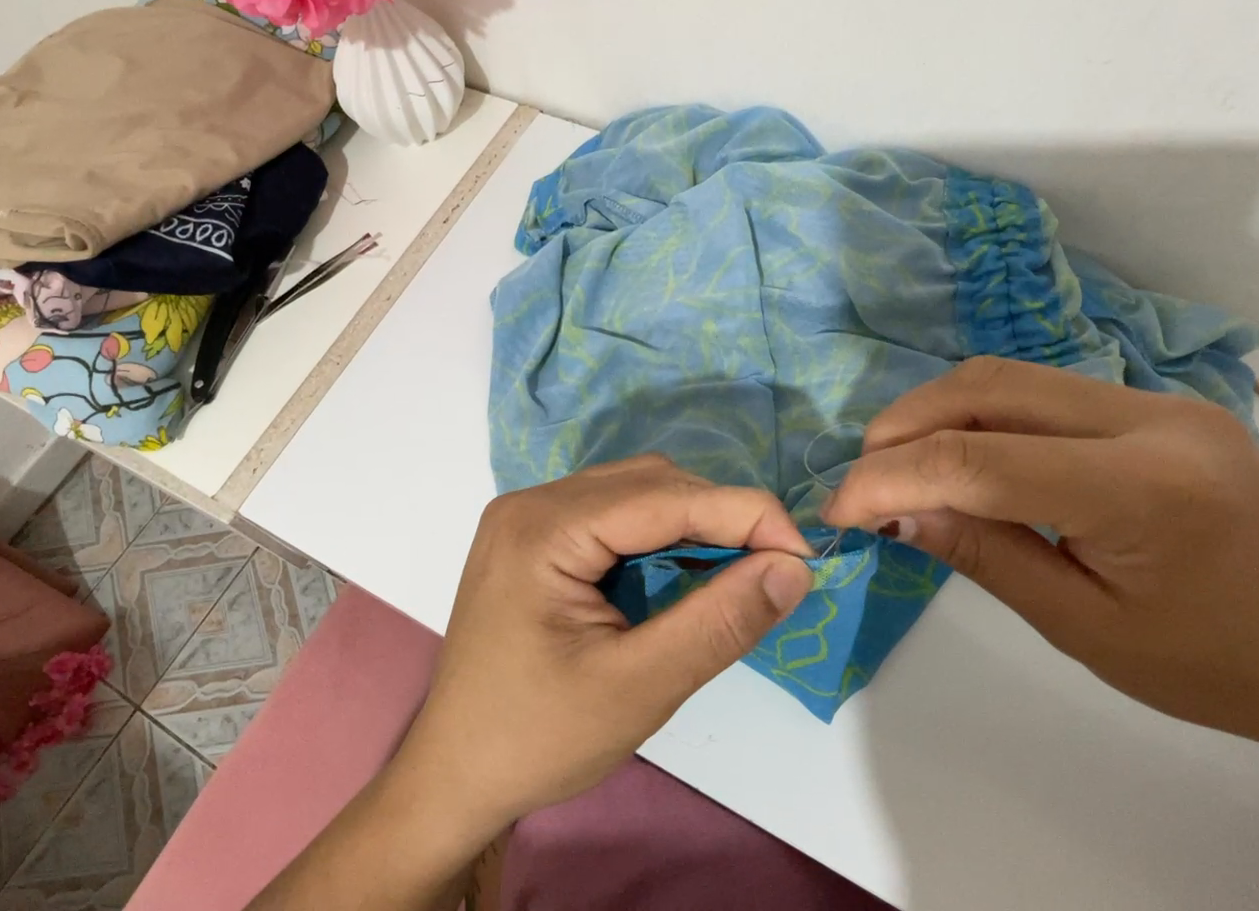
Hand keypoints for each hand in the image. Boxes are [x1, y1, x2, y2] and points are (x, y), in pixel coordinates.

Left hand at [390, 455, 814, 836]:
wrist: (454, 774)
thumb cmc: (538, 738)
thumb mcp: (638, 686)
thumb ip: (718, 622)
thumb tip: (794, 569)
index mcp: (543, 528)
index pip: (664, 496)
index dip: (744, 515)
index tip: (805, 556)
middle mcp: (530, 504)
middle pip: (649, 483)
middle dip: (720, 517)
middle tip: (775, 570)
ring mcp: (526, 520)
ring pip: (633, 494)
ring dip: (691, 524)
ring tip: (737, 573)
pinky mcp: (532, 542)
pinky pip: (611, 517)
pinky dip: (657, 538)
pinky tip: (683, 575)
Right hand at [821, 356, 1258, 750]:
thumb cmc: (1210, 666)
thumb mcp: (1080, 626)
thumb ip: (981, 554)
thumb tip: (890, 510)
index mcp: (1142, 491)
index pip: (977, 458)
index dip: (889, 477)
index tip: (836, 509)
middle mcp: (1154, 421)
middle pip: (987, 387)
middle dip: (902, 427)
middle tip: (861, 481)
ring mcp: (1161, 403)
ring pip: (1008, 378)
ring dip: (935, 415)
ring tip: (900, 468)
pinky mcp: (1158, 406)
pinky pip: (1042, 393)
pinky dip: (980, 418)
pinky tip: (960, 458)